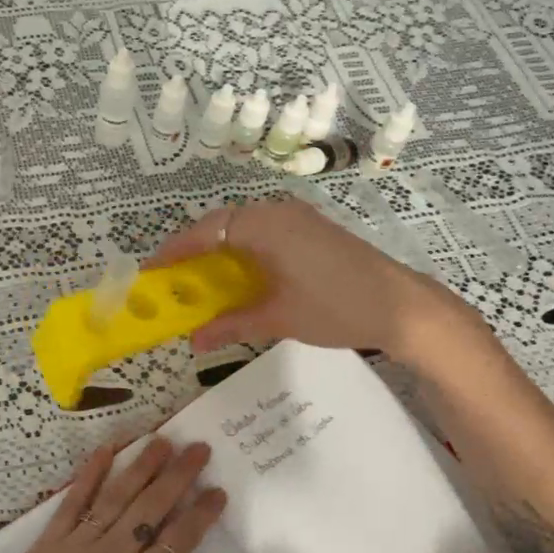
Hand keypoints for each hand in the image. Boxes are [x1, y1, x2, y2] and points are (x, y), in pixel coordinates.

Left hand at [0, 439, 226, 552]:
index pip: (177, 543)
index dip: (200, 515)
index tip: (218, 492)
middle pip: (151, 509)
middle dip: (178, 476)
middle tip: (199, 448)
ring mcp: (75, 546)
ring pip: (116, 496)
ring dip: (141, 465)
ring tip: (163, 439)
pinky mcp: (46, 542)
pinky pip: (73, 500)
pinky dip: (91, 473)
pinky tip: (107, 450)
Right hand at [147, 199, 486, 362]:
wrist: (402, 307)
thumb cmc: (337, 308)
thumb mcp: (279, 318)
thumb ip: (232, 324)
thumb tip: (193, 340)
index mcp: (267, 226)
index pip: (207, 231)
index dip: (176, 249)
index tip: (151, 270)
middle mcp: (278, 212)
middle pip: (222, 224)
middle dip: (194, 249)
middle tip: (171, 277)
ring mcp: (298, 218)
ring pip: (243, 227)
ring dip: (219, 249)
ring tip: (199, 279)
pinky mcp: (312, 229)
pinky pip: (264, 231)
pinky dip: (243, 250)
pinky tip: (238, 277)